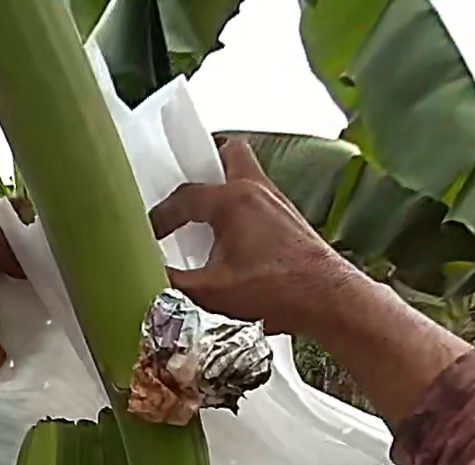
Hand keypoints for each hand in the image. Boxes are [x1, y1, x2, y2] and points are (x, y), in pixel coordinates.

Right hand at [149, 138, 367, 338]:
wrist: (323, 299)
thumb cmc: (274, 291)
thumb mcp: (211, 293)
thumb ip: (175, 284)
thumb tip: (151, 279)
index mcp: (233, 200)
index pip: (185, 196)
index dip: (162, 215)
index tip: (150, 232)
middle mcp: (257, 190)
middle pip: (227, 154)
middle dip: (204, 167)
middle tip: (188, 193)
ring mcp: (277, 203)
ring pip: (246, 176)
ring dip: (224, 191)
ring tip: (207, 223)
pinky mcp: (289, 221)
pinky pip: (258, 202)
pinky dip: (241, 213)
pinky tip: (234, 244)